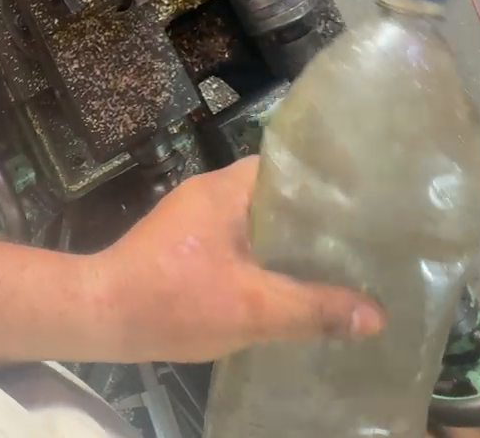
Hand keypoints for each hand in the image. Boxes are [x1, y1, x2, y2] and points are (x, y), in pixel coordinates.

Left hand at [83, 156, 383, 362]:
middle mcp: (209, 191)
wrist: (103, 312)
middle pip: (273, 194)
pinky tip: (289, 284)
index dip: (325, 182)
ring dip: (289, 240)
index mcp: (224, 189)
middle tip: (360, 244)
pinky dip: (264, 254)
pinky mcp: (185, 241)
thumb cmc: (175, 299)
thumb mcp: (253, 309)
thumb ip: (314, 309)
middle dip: (313, 218)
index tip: (363, 205)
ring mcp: (194, 216)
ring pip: (255, 218)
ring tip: (337, 265)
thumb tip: (376, 313)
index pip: (284, 166)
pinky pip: (237, 237)